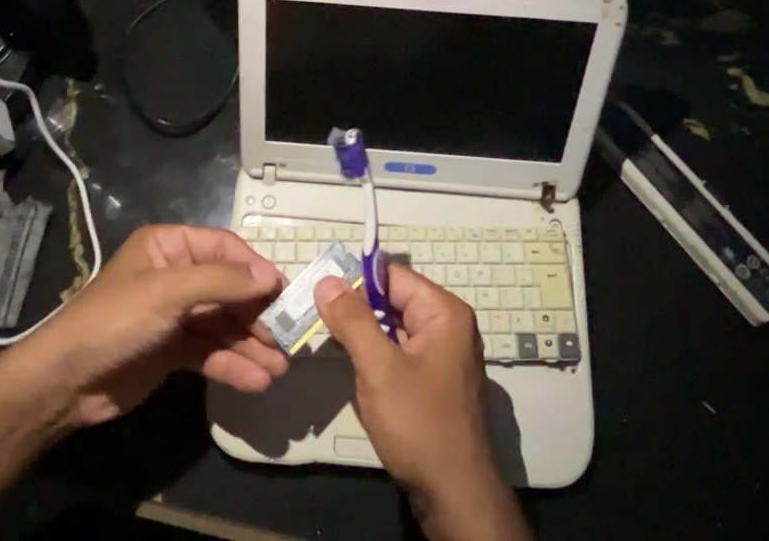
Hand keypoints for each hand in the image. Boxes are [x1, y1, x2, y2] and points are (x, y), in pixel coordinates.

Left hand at [22, 225, 286, 427]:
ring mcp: (175, 315)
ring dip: (251, 345)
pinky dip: (233, 364)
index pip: (225, 249)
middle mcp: (175, 276)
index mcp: (169, 247)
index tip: (284, 294)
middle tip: (287, 338)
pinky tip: (255, 380)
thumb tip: (271, 275)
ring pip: (224, 325)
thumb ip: (221, 281)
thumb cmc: (114, 321)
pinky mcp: (173, 350)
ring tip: (278, 368)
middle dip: (257, 315)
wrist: (64, 382)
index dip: (255, 270)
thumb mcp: (168, 293)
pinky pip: (211, 352)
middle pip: (229, 290)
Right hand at [314, 263, 511, 504]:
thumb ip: (352, 320)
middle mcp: (449, 327)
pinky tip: (354, 368)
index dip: (356, 280)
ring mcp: (444, 355)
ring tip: (327, 338)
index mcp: (444, 313)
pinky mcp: (435, 381)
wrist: (453, 492)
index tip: (318, 289)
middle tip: (314, 315)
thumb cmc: (419, 423)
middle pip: (394, 300)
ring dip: (364, 334)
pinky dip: (376, 356)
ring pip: (394, 328)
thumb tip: (327, 280)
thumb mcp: (379, 368)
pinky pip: (400, 353)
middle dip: (356, 308)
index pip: (393, 277)